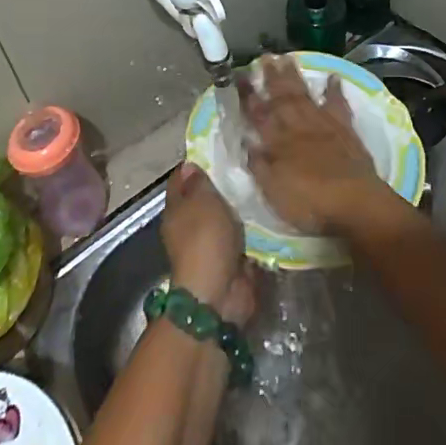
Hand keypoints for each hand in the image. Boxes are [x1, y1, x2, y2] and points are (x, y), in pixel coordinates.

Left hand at [162, 163, 255, 323]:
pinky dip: (252, 227)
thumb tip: (189, 165)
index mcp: (176, 209)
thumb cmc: (206, 242)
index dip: (196, 164)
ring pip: (225, 216)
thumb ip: (198, 183)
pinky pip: (242, 236)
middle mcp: (189, 224)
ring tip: (262, 182)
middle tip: (247, 164)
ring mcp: (210, 243)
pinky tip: (269, 211)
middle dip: (222, 183)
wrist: (219, 296)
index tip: (218, 149)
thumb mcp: (202, 204)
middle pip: (204, 197)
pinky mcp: (230, 258)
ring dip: (240, 205)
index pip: (181, 178)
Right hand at [242, 54, 404, 234]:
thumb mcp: (273, 191)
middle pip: (282, 98)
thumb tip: (246, 141)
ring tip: (287, 58)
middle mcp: (298, 128)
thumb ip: (258, 165)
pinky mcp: (346, 132)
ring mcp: (324, 126)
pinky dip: (335, 91)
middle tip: (265, 56)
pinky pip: (339, 105)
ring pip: (305, 96)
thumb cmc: (310, 204)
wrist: (356, 205)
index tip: (239, 76)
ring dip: (295, 77)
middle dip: (272, 78)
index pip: (257, 114)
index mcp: (277, 143)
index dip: (247, 95)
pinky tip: (333, 77)